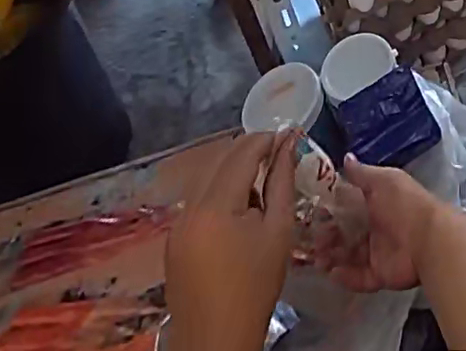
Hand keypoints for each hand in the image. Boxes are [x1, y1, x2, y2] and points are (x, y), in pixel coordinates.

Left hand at [167, 130, 298, 350]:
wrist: (217, 342)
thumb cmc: (256, 284)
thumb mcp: (278, 228)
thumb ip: (282, 179)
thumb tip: (289, 142)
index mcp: (215, 206)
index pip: (242, 152)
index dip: (268, 139)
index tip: (291, 136)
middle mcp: (189, 209)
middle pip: (221, 159)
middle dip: (251, 149)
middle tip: (281, 154)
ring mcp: (177, 225)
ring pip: (208, 176)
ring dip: (236, 168)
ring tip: (265, 181)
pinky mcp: (174, 240)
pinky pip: (200, 198)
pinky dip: (222, 189)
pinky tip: (242, 207)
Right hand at [320, 155, 440, 292]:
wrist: (427, 238)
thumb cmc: (403, 204)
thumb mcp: (383, 182)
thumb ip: (362, 173)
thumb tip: (346, 157)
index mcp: (376, 202)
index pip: (348, 206)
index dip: (329, 211)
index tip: (310, 214)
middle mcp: (375, 226)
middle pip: (344, 233)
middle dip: (326, 237)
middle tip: (309, 241)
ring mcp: (377, 251)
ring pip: (347, 256)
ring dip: (330, 257)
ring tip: (316, 259)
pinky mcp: (379, 274)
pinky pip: (358, 278)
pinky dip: (344, 276)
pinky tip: (331, 272)